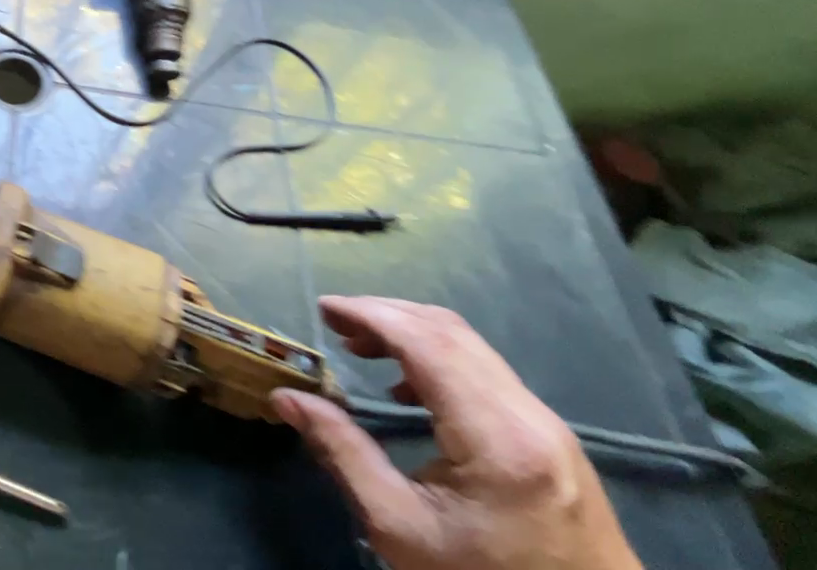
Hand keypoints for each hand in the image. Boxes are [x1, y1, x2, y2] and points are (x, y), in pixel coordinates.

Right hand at [271, 297, 641, 569]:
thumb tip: (286, 398)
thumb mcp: (399, 525)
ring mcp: (544, 422)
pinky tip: (404, 384)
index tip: (323, 308)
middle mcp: (528, 415)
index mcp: (496, 437)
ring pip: (469, 346)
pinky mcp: (546, 434)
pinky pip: (483, 370)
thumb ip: (342, 453)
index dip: (372, 316)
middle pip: (450, 333)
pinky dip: (435, 356)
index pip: (429, 345)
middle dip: (385, 314)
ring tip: (358, 345)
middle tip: (332, 320)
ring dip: (409, 332)